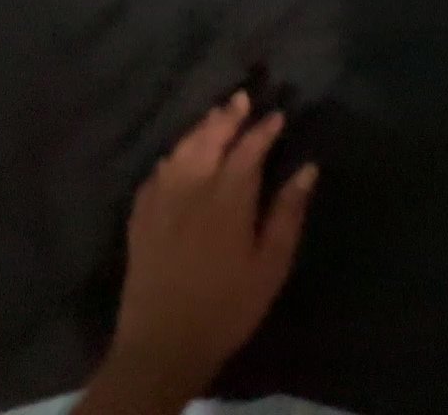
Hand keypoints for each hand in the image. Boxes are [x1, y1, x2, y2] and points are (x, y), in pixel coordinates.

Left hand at [102, 92, 317, 404]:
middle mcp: (190, 195)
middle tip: (242, 97)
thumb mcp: (272, 262)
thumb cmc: (228, 305)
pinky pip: (153, 179)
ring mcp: (160, 209)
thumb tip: (307, 169)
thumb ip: (288, 212)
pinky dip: (169, 159)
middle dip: (226, 119)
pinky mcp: (140, 225)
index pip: (247, 152)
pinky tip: (176, 155)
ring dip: (198, 132)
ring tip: (215, 116)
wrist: (162, 349)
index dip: (263, 131)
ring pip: (178, 156)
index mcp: (227, 203)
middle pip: (207, 144)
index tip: (278, 115)